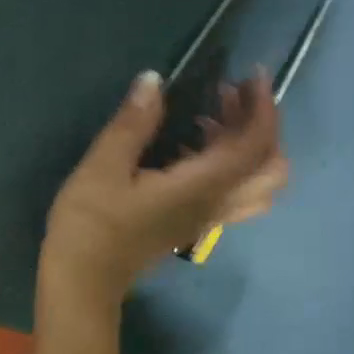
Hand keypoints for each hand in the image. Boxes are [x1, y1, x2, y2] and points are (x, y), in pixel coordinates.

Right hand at [43, 70, 285, 296]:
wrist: (83, 276)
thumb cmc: (91, 221)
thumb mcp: (102, 167)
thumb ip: (132, 124)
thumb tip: (153, 80)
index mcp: (202, 185)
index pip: (253, 143)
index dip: (260, 107)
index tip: (247, 76)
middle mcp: (217, 202)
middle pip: (270, 166)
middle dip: (260, 126)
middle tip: (227, 100)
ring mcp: (208, 217)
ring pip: (258, 184)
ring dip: (249, 148)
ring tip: (210, 123)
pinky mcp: (191, 224)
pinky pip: (236, 194)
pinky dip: (231, 167)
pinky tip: (191, 154)